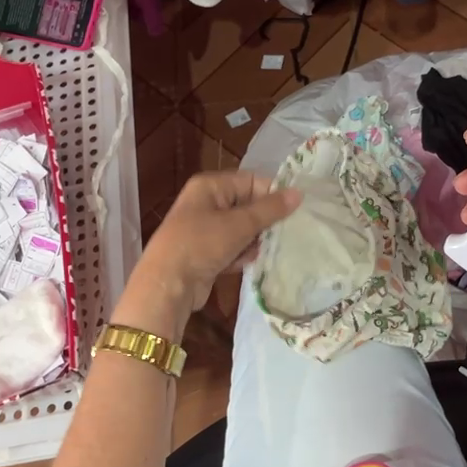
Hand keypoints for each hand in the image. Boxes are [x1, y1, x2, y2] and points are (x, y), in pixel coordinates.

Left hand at [130, 171, 301, 321]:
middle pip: (247, 206)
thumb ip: (270, 209)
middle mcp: (207, 203)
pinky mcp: (207, 253)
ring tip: (270, 249)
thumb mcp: (239, 224)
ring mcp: (205, 230)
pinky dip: (242, 255)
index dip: (272, 194)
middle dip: (265, 220)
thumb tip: (299, 193)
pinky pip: (233, 248)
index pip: (250, 181)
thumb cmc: (201, 244)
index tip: (295, 210)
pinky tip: (248, 263)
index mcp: (210, 186)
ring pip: (242, 229)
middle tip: (287, 232)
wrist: (168, 285)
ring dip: (255, 240)